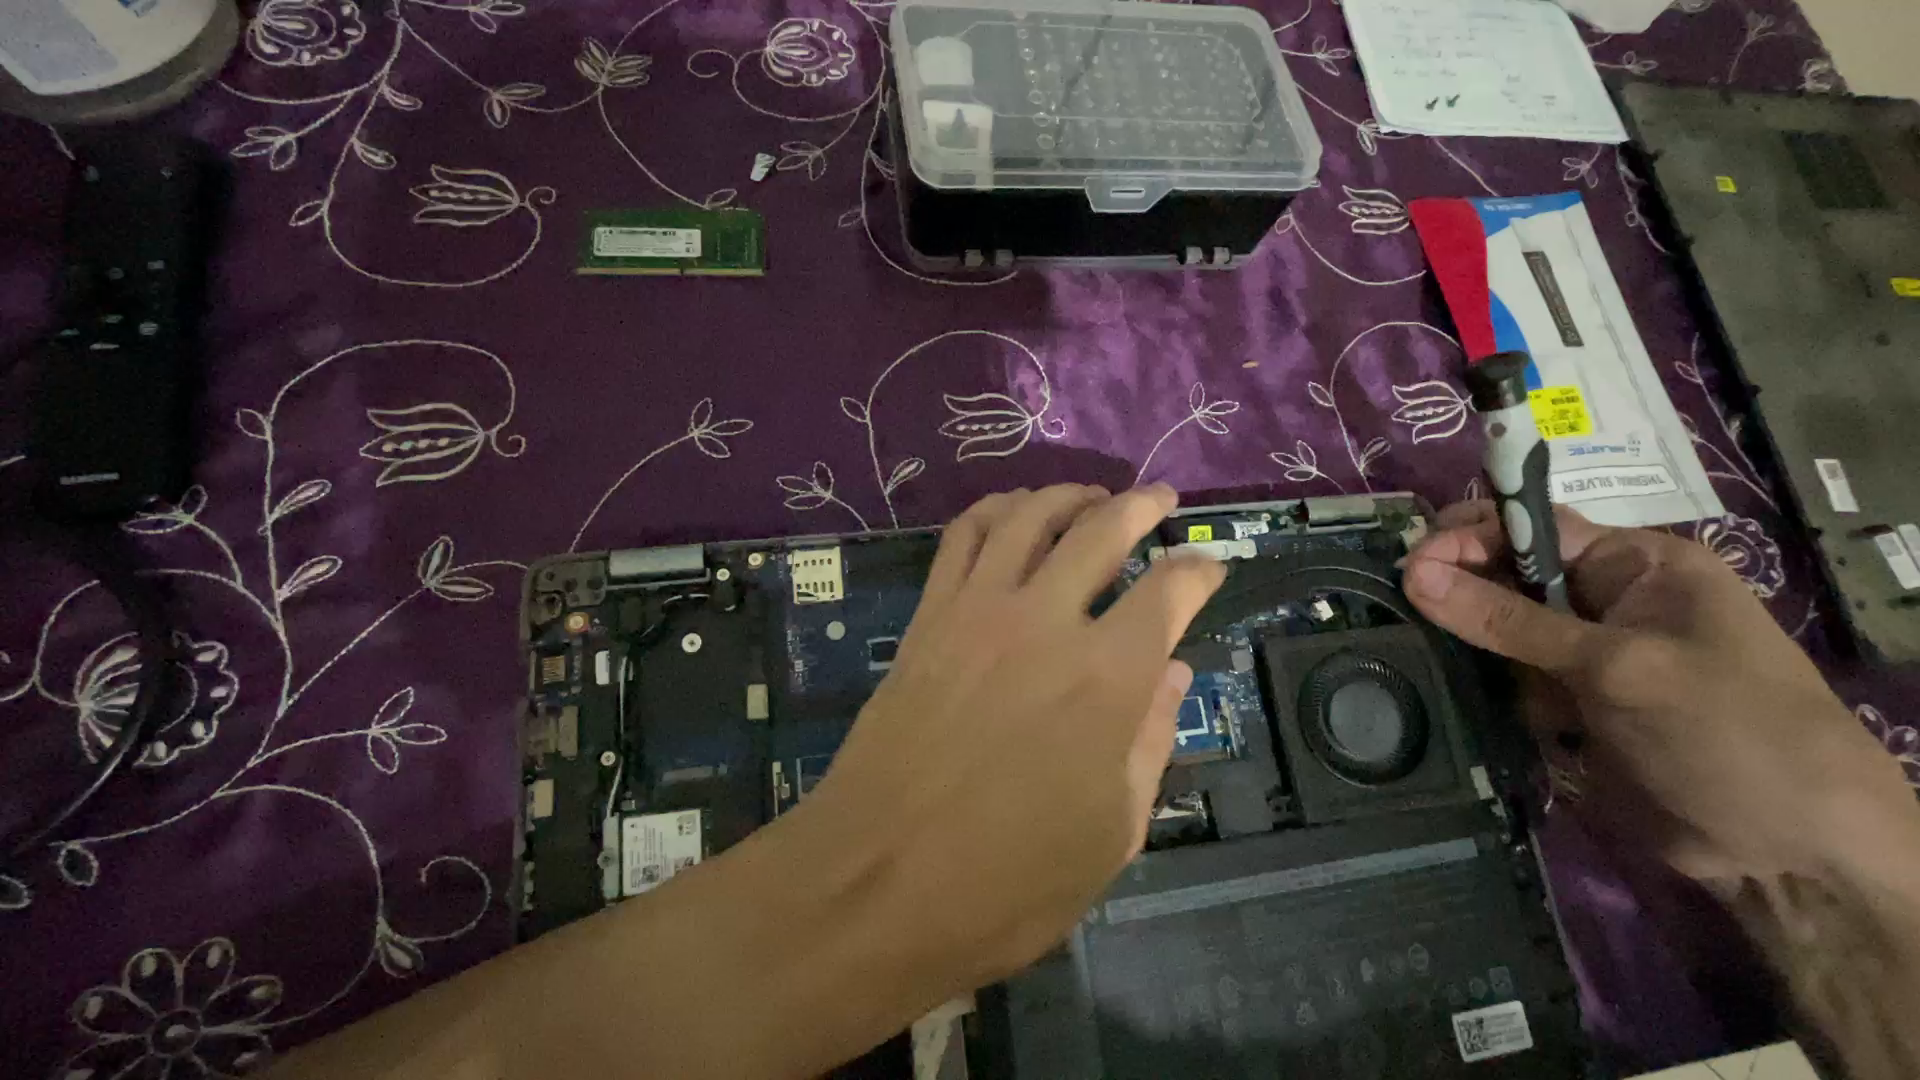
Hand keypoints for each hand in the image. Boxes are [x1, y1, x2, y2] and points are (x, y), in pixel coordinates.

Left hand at [807, 484, 1226, 985]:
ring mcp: (976, 612)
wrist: (874, 883)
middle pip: (1102, 530)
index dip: (1199, 571)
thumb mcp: (1111, 834)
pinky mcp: (927, 618)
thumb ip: (1149, 743)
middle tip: (1160, 498)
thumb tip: (1170, 673)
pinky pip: (962, 538)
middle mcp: (1044, 623)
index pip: (1170, 593)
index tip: (1211, 565)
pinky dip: (994, 509)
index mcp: (1107, 679)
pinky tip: (1012, 511)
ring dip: (1068, 495)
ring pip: (1028, 517)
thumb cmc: (1005, 882)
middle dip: (1141, 506)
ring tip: (1091, 495)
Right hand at [1401, 501, 1916, 883]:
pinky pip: (1502, 677)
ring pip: (1495, 630)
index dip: (1468, 538)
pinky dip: (1480, 686)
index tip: (1409, 564)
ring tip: (1426, 657)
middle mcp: (1605, 602)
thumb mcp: (1616, 666)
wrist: (1790, 852)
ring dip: (1466, 644)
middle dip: (1459, 591)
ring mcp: (1583, 656)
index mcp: (1636, 567)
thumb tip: (1412, 573)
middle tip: (1405, 610)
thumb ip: (1509, 621)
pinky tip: (1459, 696)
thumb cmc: (1726, 731)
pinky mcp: (1566, 704)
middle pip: (1506, 576)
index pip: (1533, 529)